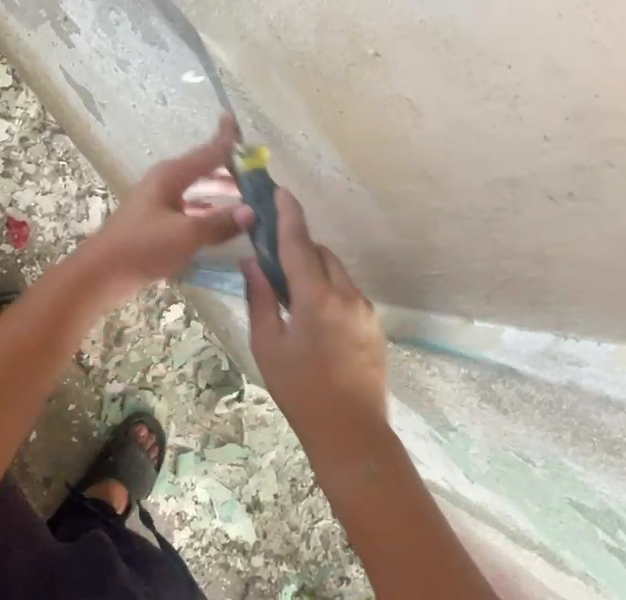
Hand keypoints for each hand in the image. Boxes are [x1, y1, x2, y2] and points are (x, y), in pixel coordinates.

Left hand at [69, 115, 254, 309]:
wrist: (102, 273)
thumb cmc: (144, 246)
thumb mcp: (186, 234)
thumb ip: (220, 223)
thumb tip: (252, 212)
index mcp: (171, 175)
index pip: (207, 151)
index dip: (224, 137)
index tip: (235, 118)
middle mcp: (166, 183)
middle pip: (203, 169)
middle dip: (229, 170)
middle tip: (258, 174)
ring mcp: (160, 202)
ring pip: (197, 190)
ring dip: (220, 192)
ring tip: (248, 199)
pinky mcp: (158, 222)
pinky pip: (190, 209)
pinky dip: (208, 211)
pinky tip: (223, 222)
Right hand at [242, 190, 389, 451]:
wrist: (351, 433)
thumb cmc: (300, 391)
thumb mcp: (268, 345)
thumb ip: (260, 299)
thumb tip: (251, 263)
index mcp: (316, 298)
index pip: (299, 244)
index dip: (288, 215)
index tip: (280, 192)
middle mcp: (346, 295)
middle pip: (320, 254)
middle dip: (298, 247)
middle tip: (273, 259)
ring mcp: (365, 310)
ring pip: (336, 272)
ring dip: (314, 270)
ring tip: (291, 294)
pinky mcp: (374, 324)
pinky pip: (347, 293)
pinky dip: (328, 290)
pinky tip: (313, 317)